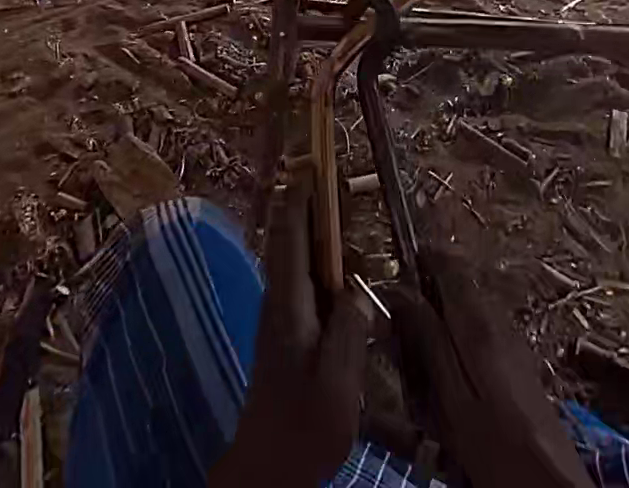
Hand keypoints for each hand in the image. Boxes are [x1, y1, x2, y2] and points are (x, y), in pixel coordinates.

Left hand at [210, 179, 373, 487]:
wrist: (271, 461)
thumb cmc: (304, 425)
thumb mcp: (337, 382)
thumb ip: (349, 330)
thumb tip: (357, 286)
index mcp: (288, 304)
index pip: (290, 239)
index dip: (298, 201)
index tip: (308, 168)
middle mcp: (280, 298)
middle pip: (287, 239)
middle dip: (301, 203)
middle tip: (322, 173)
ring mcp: (281, 312)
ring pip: (293, 256)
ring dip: (307, 226)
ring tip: (329, 203)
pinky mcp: (288, 327)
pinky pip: (302, 277)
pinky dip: (314, 255)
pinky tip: (335, 261)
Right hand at [381, 252, 590, 487]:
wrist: (549, 486)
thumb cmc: (493, 441)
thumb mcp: (449, 392)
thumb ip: (426, 337)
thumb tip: (400, 291)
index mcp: (478, 324)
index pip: (450, 265)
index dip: (422, 256)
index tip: (396, 264)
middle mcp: (498, 322)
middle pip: (459, 283)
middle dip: (427, 284)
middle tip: (398, 305)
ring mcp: (511, 341)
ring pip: (468, 305)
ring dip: (441, 307)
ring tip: (414, 332)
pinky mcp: (517, 362)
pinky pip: (478, 327)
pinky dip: (456, 329)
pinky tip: (443, 359)